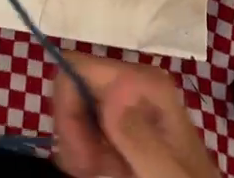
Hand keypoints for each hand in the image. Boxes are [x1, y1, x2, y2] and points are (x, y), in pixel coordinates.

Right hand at [54, 55, 221, 177]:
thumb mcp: (165, 172)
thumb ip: (140, 136)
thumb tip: (112, 90)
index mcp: (146, 84)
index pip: (79, 67)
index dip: (68, 108)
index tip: (81, 156)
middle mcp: (134, 81)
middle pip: (73, 85)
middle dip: (72, 127)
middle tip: (86, 168)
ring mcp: (127, 98)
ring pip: (75, 103)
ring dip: (76, 140)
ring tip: (96, 171)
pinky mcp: (122, 116)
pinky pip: (84, 118)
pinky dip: (84, 145)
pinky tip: (104, 167)